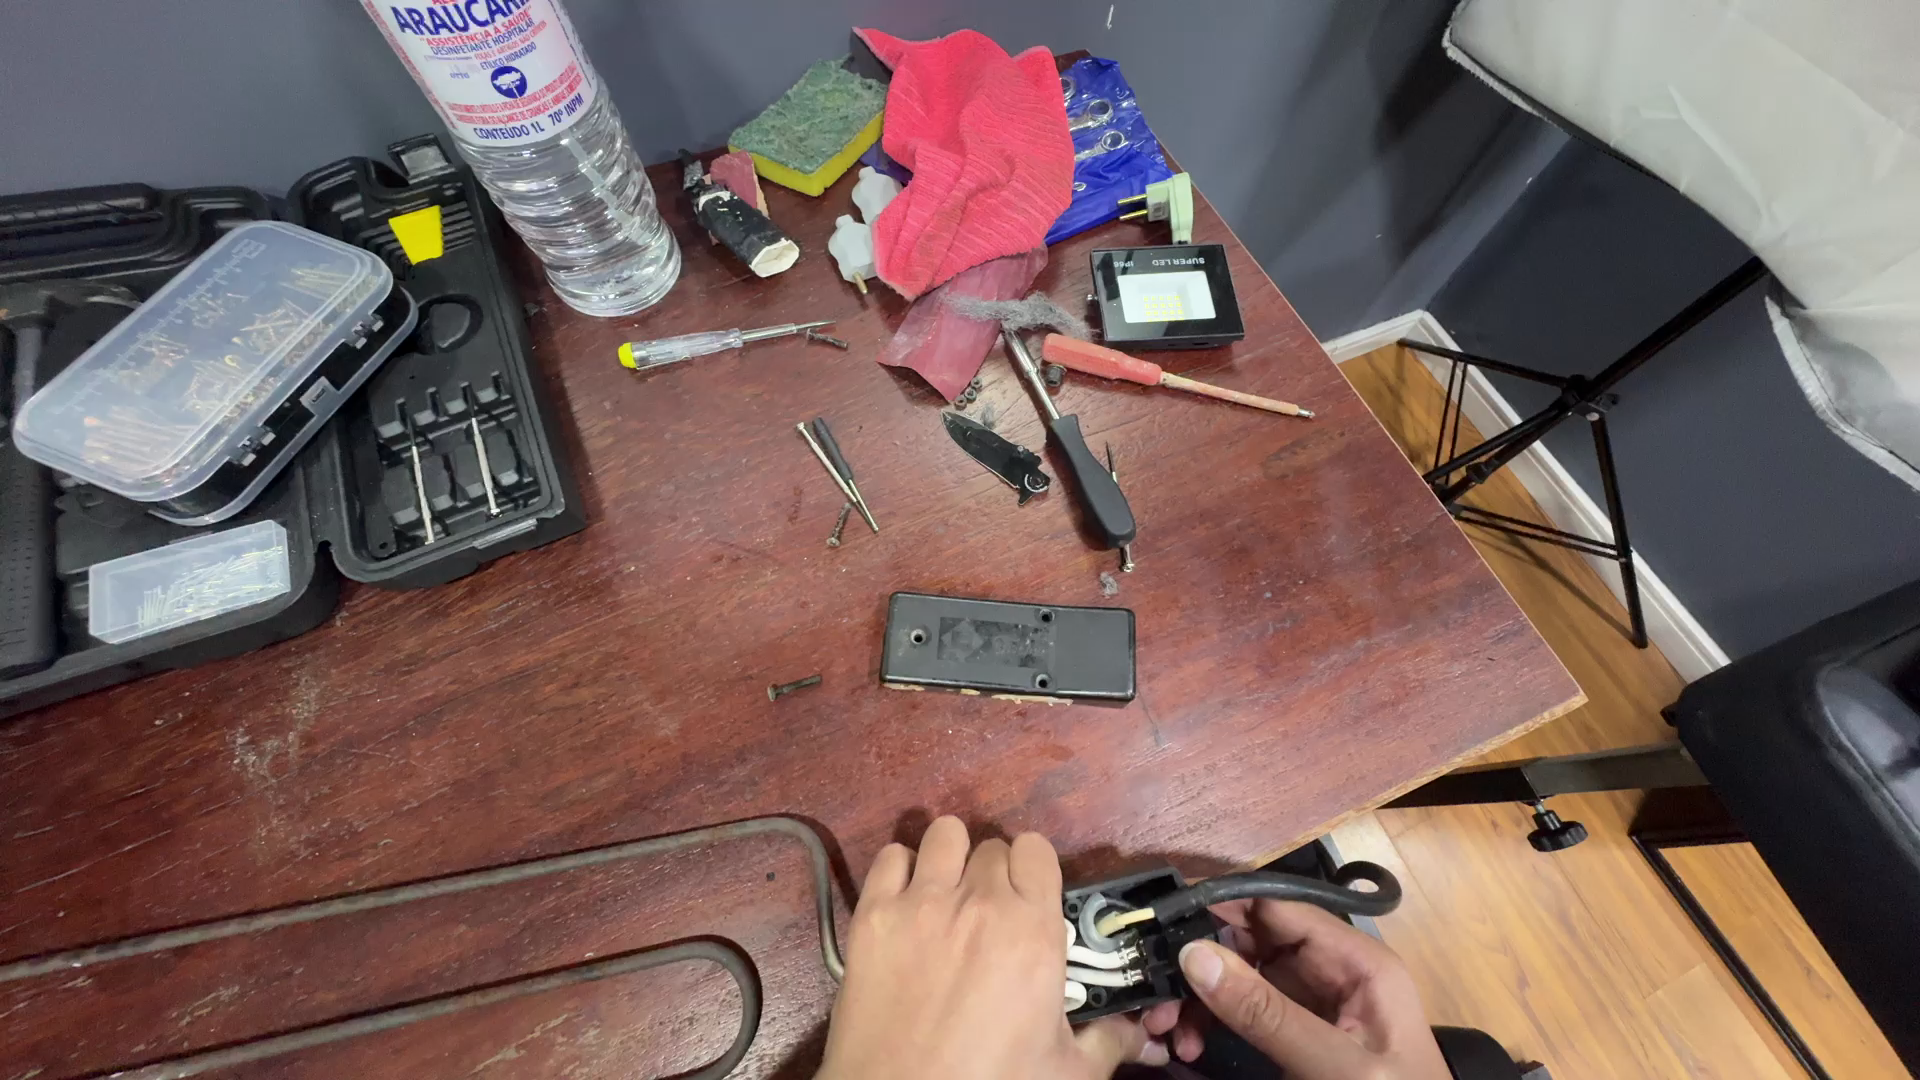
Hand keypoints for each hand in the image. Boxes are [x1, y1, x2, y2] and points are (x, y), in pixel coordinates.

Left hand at [816, 816, 1165, 1079]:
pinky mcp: (874, 912)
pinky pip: (890, 857)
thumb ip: (1106, 1040)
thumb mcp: (1066, 1073)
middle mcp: (979, 900)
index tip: (1028, 896)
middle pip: (991, 846)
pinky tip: (905, 902)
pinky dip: (900, 872)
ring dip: (949, 857)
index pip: (1035, 849)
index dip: (1033, 869)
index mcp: (1031, 927)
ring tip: (946, 893)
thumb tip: (1139, 1031)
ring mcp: (922, 901)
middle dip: (992, 873)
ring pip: (943, 834)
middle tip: (987, 912)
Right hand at [1141, 898, 1448, 1078]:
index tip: (1166, 915)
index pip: (1276, 906)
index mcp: (1355, 960)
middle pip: (1249, 938)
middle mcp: (1329, 967)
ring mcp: (1310, 999)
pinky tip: (1189, 1043)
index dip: (1221, 903)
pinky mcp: (1293, 1030)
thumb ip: (1267, 1013)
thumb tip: (1193, 952)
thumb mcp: (1337, 1070)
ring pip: (1237, 972)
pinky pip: (1240, 1007)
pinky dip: (1209, 1020)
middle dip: (1200, 957)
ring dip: (1197, 995)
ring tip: (1166, 1024)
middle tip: (1158, 982)